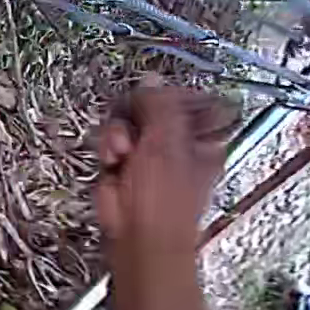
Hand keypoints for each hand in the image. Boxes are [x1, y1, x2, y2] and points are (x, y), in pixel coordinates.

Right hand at [94, 84, 231, 259]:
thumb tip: (152, 78)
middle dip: (135, 116)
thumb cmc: (163, 194)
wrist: (135, 232)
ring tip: (119, 153)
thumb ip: (160, 106)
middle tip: (133, 129)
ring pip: (126, 121)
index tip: (154, 101)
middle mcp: (176, 141)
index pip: (190, 100)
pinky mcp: (122, 161)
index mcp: (202, 137)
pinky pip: (111, 138)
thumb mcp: (167, 143)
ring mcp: (147, 151)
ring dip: (118, 133)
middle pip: (151, 107)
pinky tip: (110, 159)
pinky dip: (107, 146)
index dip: (170, 96)